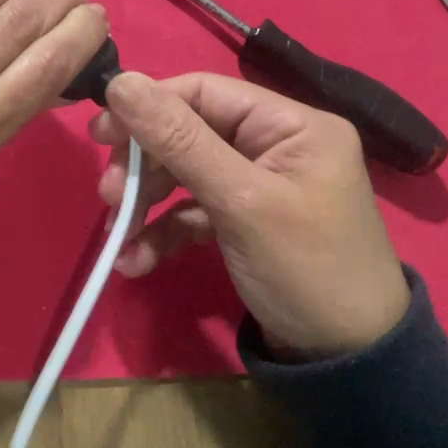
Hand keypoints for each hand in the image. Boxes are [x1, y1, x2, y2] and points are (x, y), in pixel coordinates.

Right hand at [91, 72, 409, 360]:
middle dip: (143, 164)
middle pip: (187, 132)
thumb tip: (120, 82)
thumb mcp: (240, 202)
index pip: (204, 92)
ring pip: (182, 173)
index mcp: (291, 124)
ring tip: (117, 234)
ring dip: (144, 202)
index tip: (99, 134)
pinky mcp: (241, 221)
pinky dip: (161, 232)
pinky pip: (190, 211)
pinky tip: (135, 260)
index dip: (148, 107)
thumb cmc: (305, 269)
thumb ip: (179, 140)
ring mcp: (256, 184)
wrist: (348, 365)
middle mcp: (274, 145)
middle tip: (109, 193)